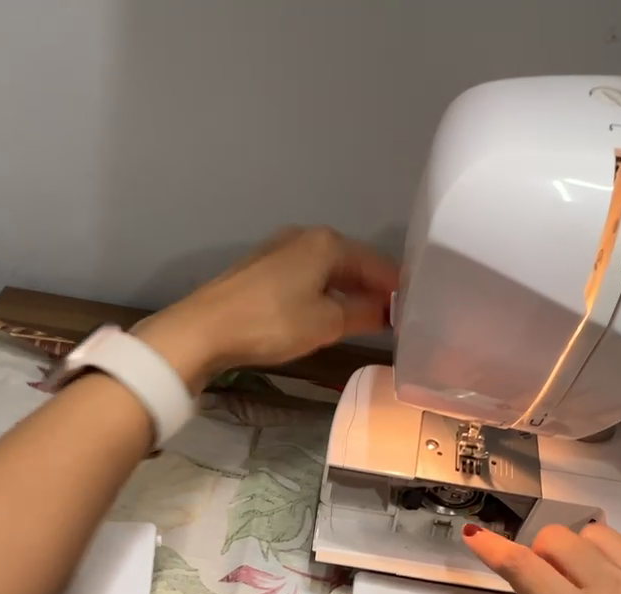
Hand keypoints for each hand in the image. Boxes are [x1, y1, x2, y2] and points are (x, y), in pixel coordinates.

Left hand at [134, 226, 397, 389]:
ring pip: (328, 270)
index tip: (415, 312)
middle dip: (373, 289)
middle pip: (352, 263)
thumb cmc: (272, 323)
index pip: (378, 264)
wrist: (205, 329)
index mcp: (328, 243)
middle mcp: (305, 237)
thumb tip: (388, 311)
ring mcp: (280, 250)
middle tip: (393, 319)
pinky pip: (306, 277)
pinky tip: (326, 313)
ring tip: (364, 320)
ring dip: (348, 292)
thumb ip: (364, 314)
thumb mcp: (327, 324)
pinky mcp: (261, 269)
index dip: (398, 289)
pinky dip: (323, 293)